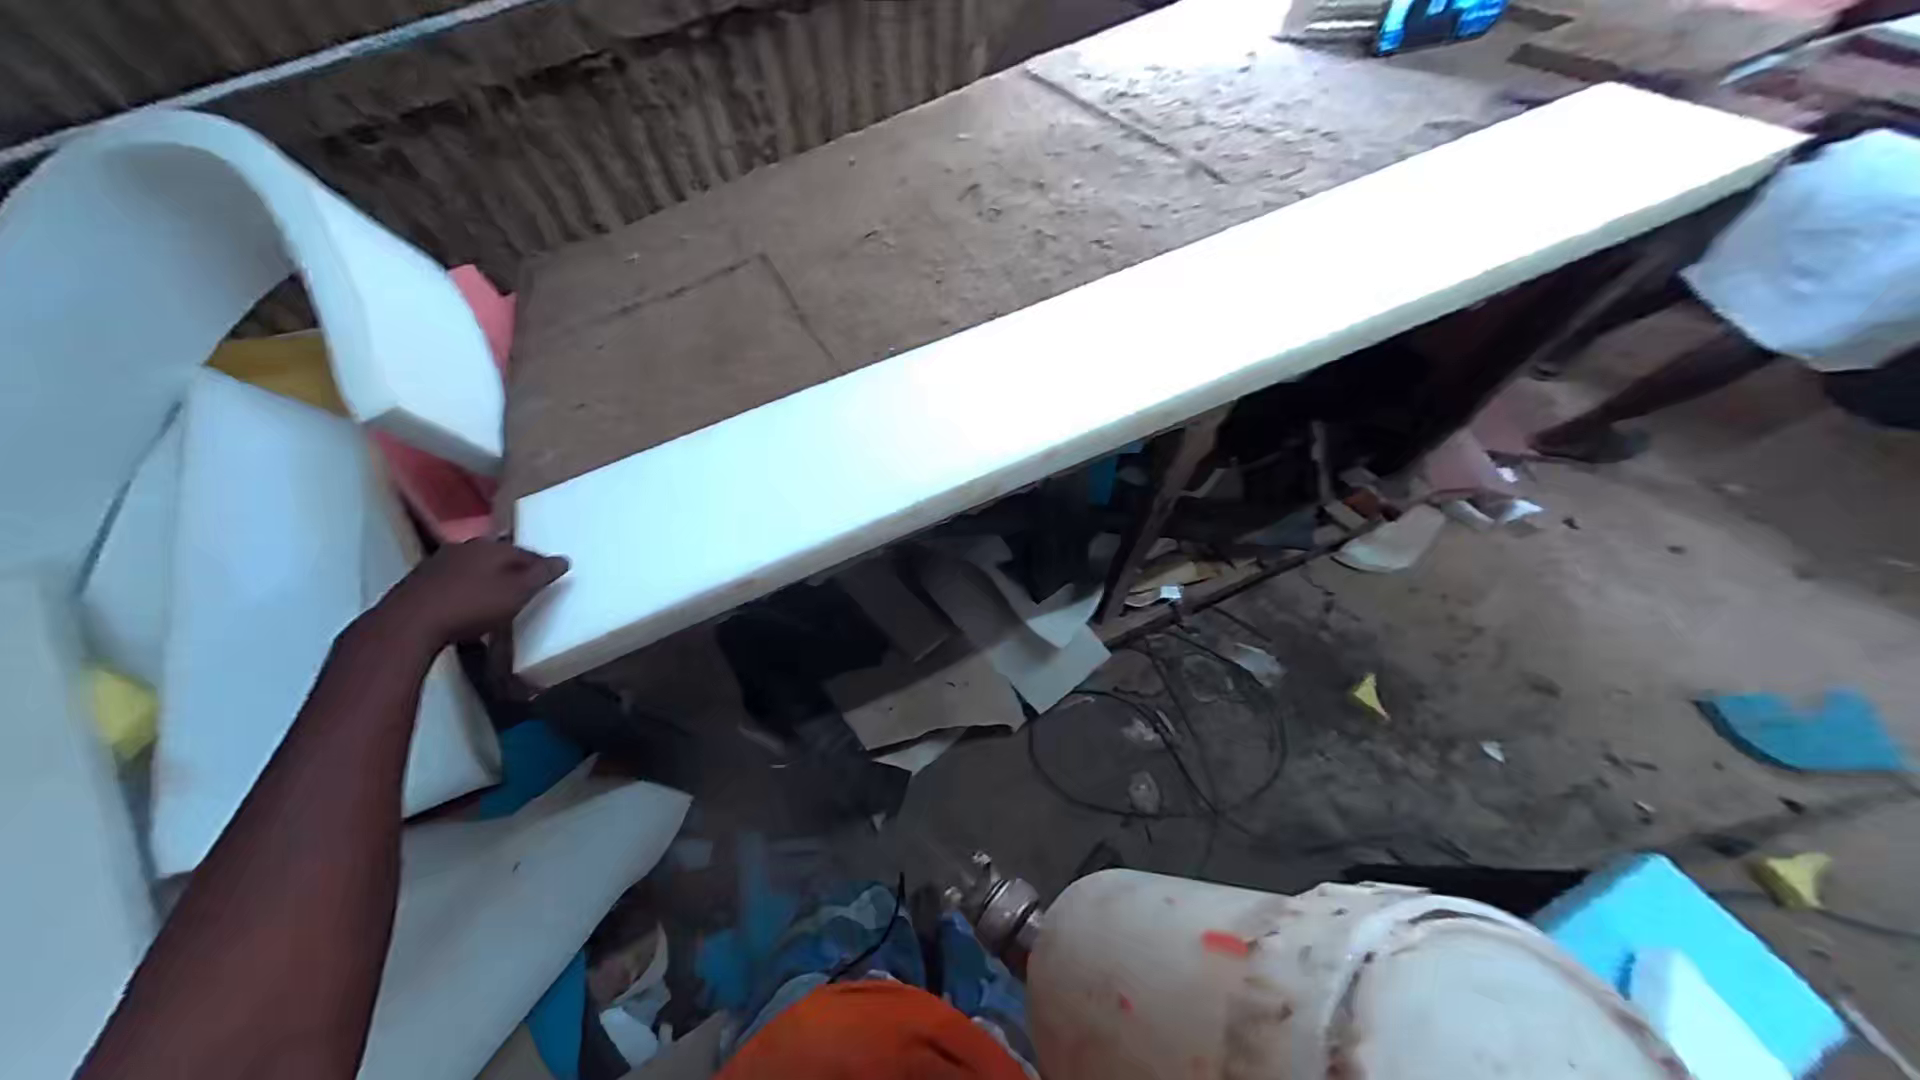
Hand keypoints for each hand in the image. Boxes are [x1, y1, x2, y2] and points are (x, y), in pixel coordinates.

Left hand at [375, 539, 569, 646]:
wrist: (407, 625)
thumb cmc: (472, 605)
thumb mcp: (518, 592)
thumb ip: (542, 575)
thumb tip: (564, 559)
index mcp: (492, 547)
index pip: (528, 552)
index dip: (542, 566)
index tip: (550, 579)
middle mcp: (465, 547)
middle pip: (498, 556)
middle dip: (513, 569)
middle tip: (524, 587)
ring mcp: (438, 562)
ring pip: (474, 566)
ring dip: (487, 578)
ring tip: (496, 597)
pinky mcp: (418, 581)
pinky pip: (453, 580)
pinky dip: (465, 588)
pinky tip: (466, 604)